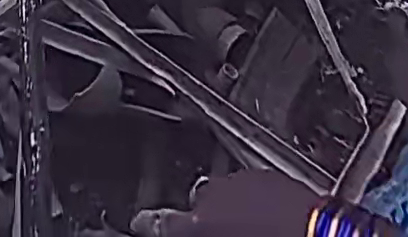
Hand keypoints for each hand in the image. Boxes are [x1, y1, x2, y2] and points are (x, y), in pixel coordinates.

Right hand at [131, 172, 322, 235]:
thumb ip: (204, 230)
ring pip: (223, 194)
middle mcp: (214, 194)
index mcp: (201, 222)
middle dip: (202, 219)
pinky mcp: (267, 176)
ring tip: (248, 230)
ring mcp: (241, 180)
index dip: (149, 223)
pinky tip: (265, 221)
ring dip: (228, 209)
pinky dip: (249, 202)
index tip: (141, 222)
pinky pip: (246, 188)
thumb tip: (192, 225)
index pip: (163, 222)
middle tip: (215, 233)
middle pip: (196, 203)